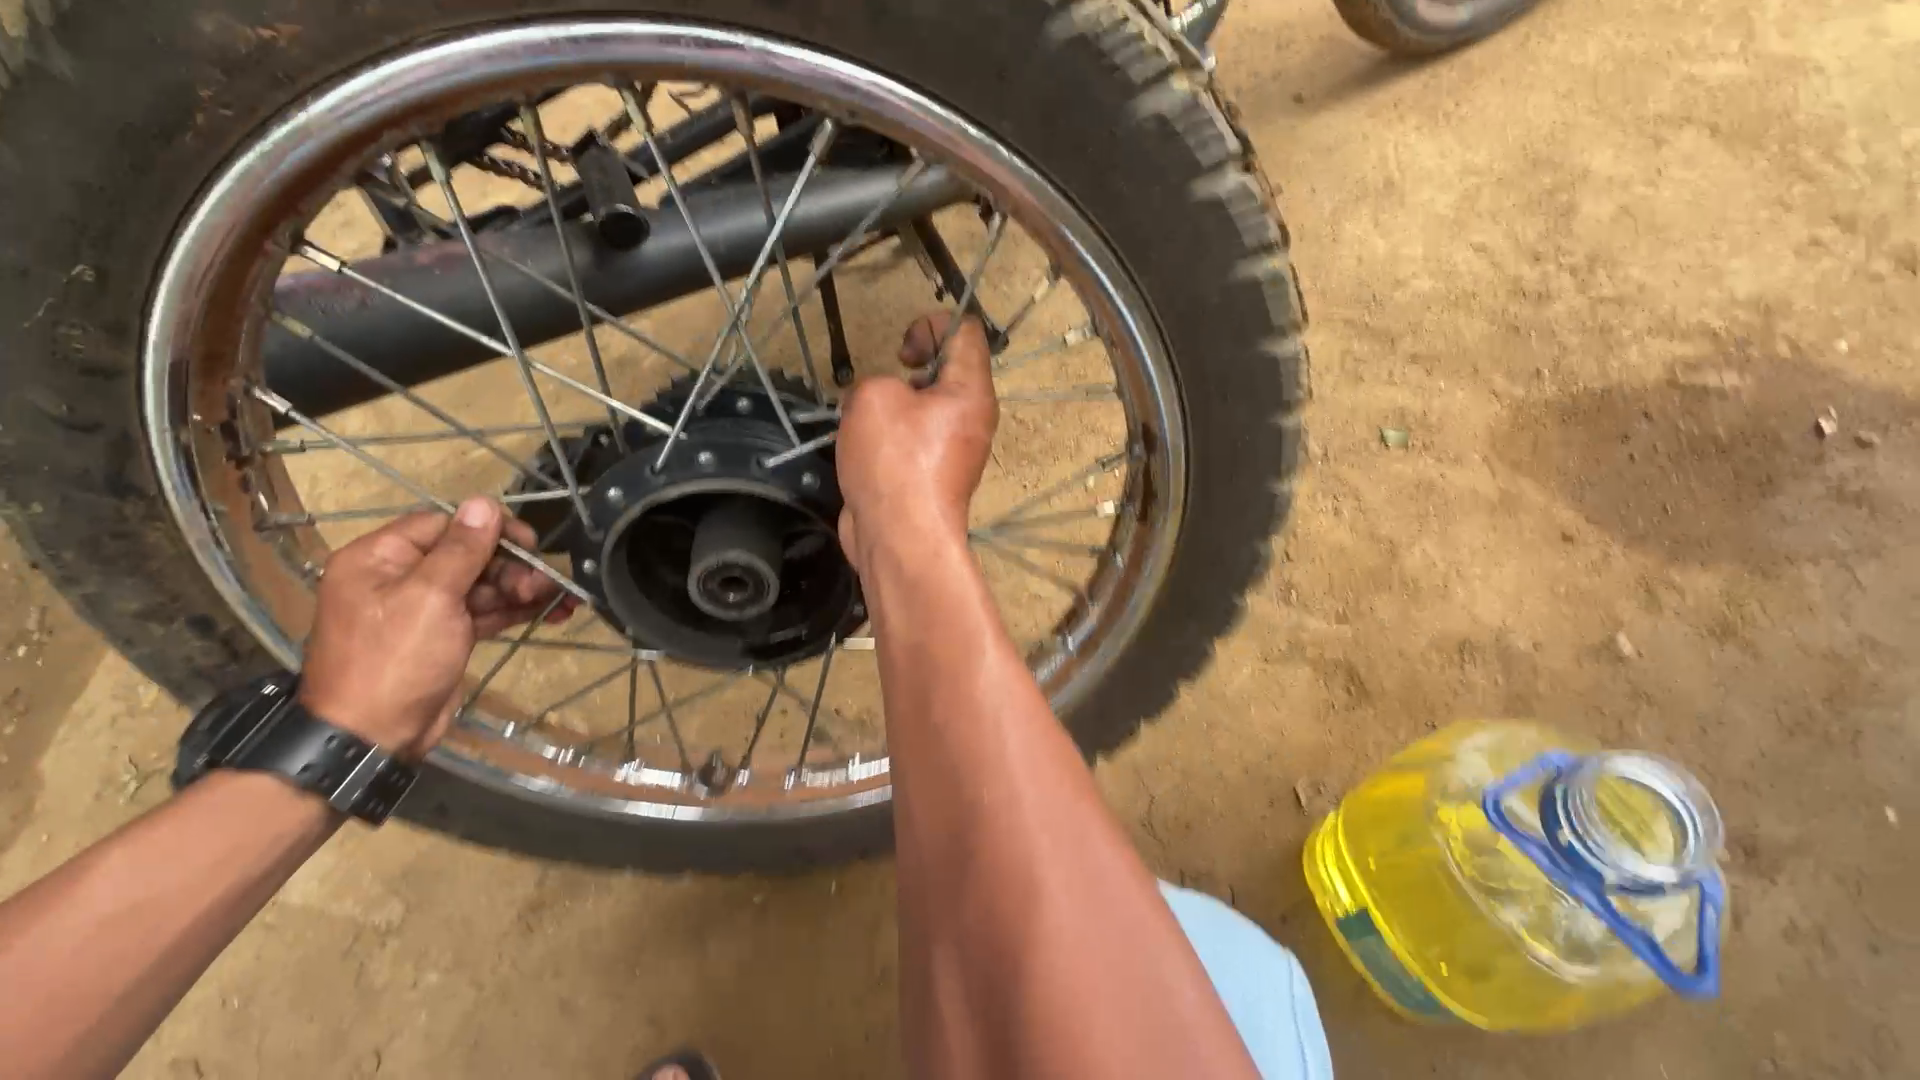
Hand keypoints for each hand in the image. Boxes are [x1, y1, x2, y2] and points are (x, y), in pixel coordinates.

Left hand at [298, 498, 576, 758]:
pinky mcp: (444, 637)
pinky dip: (515, 611)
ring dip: (520, 589)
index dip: (489, 530)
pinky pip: (484, 612)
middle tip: (542, 584)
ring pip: (482, 584)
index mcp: (380, 558)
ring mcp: (423, 610)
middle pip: (467, 555)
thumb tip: (484, 502)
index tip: (529, 544)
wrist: (371, 738)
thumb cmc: (393, 661)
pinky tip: (553, 612)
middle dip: (510, 566)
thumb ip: (461, 550)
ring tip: (557, 600)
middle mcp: (399, 578)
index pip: (443, 525)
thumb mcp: (429, 598)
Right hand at [836, 313, 998, 572]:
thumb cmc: (894, 462)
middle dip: (907, 371)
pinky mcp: (931, 477)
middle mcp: (971, 419)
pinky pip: (912, 442)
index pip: (966, 333)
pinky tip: (866, 453)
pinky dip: (888, 440)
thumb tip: (881, 403)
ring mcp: (953, 451)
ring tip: (867, 424)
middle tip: (884, 388)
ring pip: (924, 410)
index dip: (931, 324)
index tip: (901, 351)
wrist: (899, 539)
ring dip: (891, 409)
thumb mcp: (874, 397)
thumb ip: (879, 381)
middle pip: (946, 372)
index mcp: (971, 392)